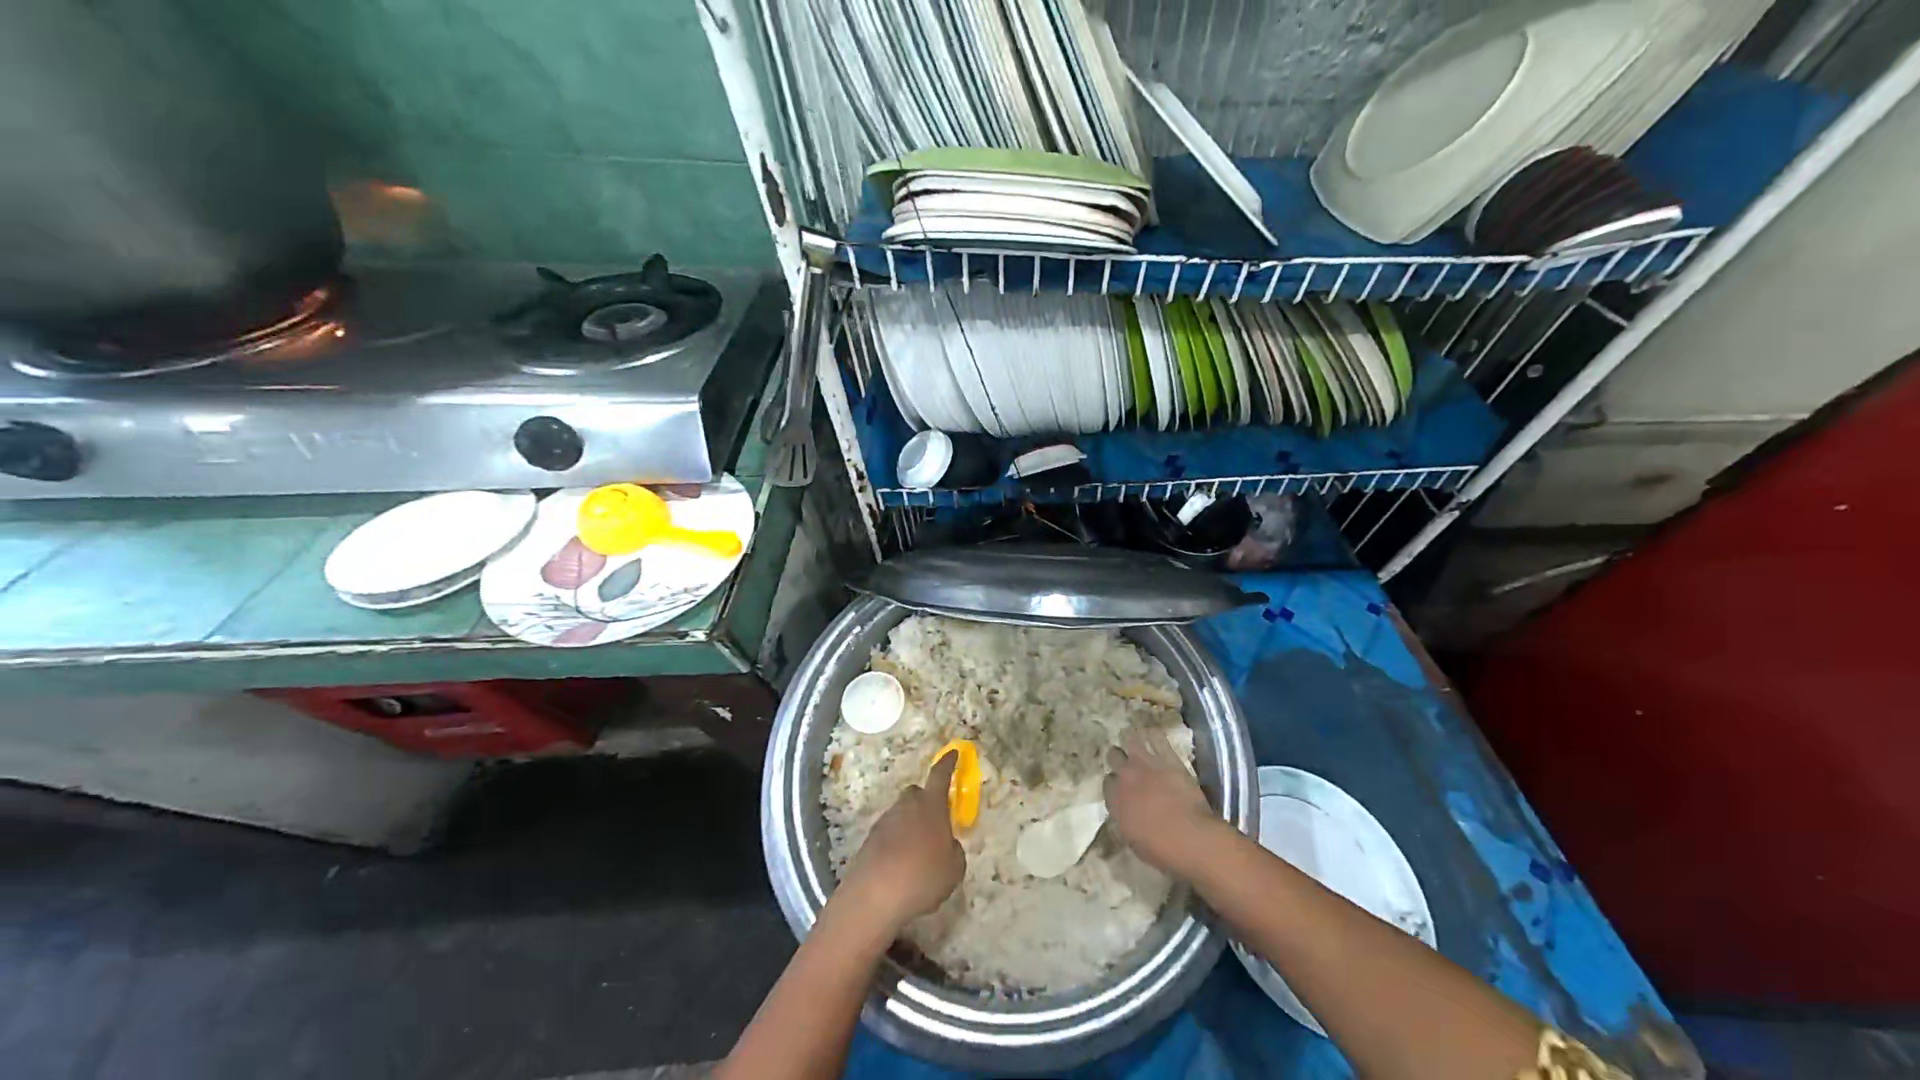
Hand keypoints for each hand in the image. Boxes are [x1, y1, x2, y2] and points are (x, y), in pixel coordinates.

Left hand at [839, 751, 966, 931]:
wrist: (875, 895)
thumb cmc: (923, 877)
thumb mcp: (954, 868)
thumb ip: (954, 850)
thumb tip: (947, 845)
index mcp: (931, 806)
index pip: (940, 775)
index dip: (948, 763)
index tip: (953, 752)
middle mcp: (906, 806)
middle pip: (916, 794)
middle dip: (926, 802)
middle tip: (935, 824)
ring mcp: (885, 821)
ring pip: (902, 814)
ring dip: (910, 825)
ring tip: (918, 854)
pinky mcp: (869, 839)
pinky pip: (889, 833)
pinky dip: (896, 842)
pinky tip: (901, 866)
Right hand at [1104, 728, 1220, 876]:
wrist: (1191, 838)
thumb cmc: (1161, 849)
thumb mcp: (1133, 840)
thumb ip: (1125, 818)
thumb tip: (1127, 811)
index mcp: (1115, 799)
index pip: (1107, 783)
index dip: (1114, 784)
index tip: (1120, 788)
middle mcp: (1126, 777)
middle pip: (1114, 757)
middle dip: (1117, 759)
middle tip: (1125, 763)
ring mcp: (1147, 764)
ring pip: (1131, 741)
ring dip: (1131, 741)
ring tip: (1134, 739)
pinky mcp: (1168, 758)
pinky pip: (1156, 738)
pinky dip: (1153, 735)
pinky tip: (1152, 733)